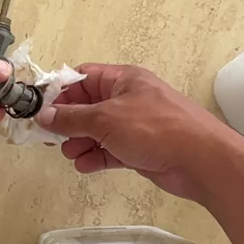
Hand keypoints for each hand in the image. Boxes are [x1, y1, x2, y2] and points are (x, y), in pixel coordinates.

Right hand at [34, 64, 236, 199]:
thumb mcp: (106, 119)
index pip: (83, 77)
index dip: (60, 91)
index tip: (41, 108)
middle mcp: (128, 99)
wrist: (201, 162)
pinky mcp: (140, 148)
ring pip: (97, 131)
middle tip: (51, 136)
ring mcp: (135, 125)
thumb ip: (71, 118)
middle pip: (87, 106)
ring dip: (80, 142)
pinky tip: (86, 165)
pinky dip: (96, 157)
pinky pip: (110, 150)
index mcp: (123, 80)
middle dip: (68, 122)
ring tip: (71, 154)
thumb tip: (45, 115)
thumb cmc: (158, 129)